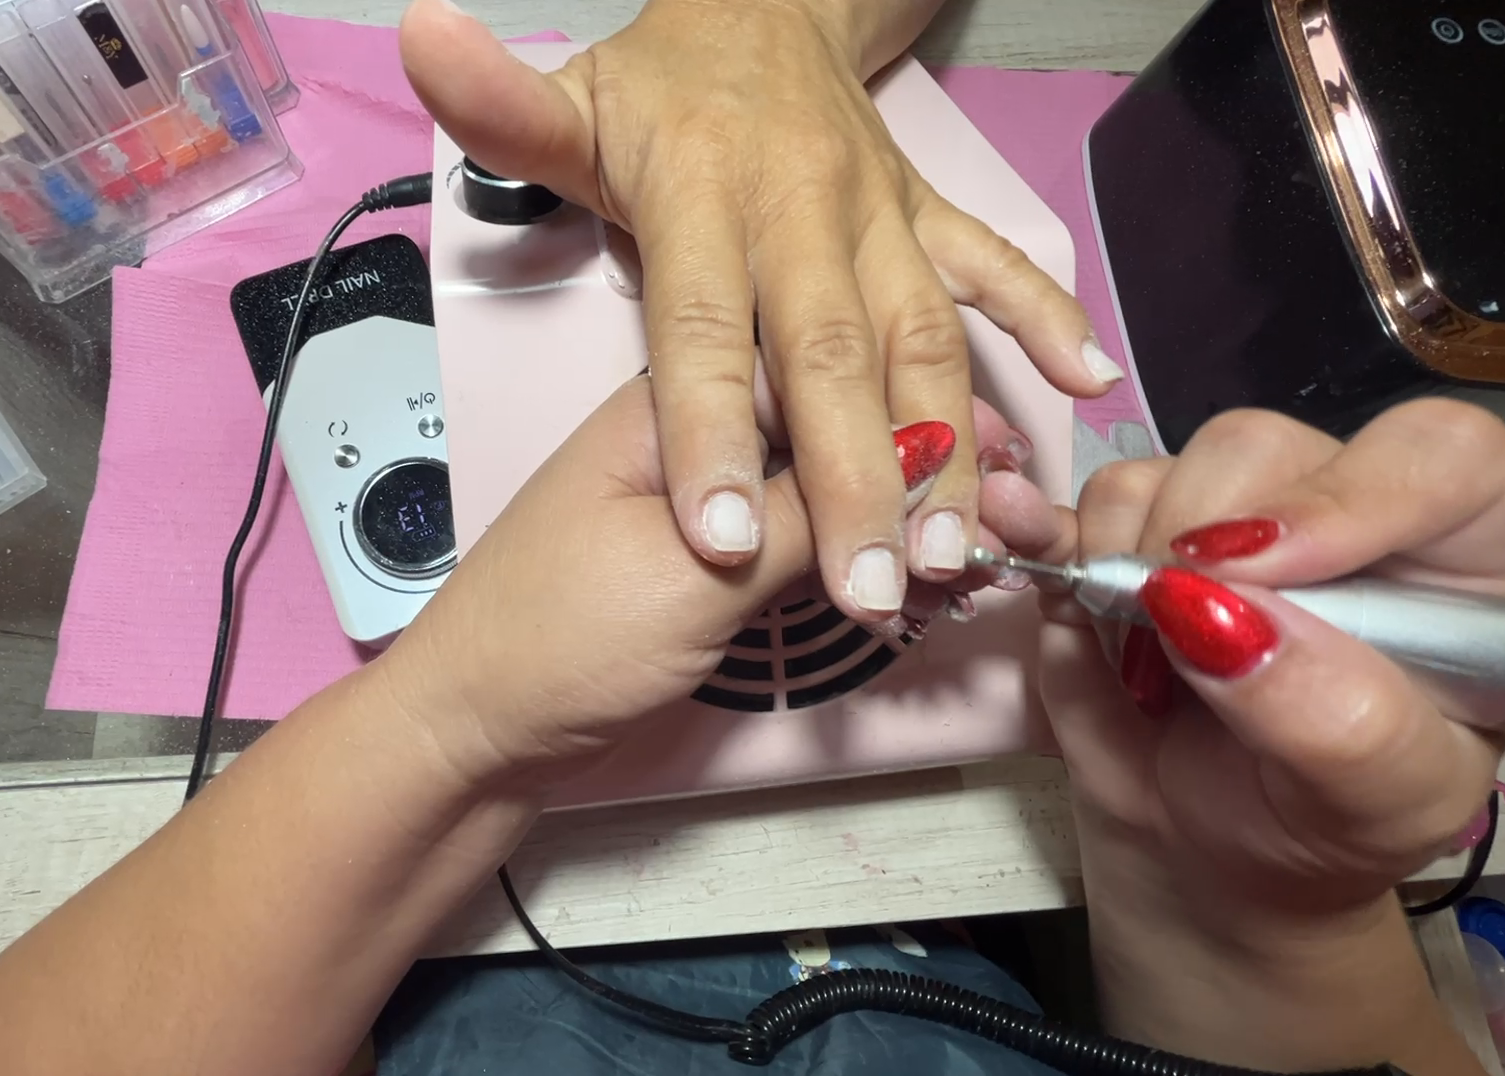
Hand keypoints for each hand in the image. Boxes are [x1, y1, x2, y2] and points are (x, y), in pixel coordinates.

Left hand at [377, 375, 1056, 787]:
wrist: (481, 726)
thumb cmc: (557, 638)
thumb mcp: (686, 570)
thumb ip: (802, 516)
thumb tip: (913, 473)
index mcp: (678, 402)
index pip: (819, 379)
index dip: (918, 417)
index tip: (1006, 458)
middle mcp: (700, 438)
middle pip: (839, 431)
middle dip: (939, 468)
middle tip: (1026, 509)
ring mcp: (710, 500)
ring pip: (833, 487)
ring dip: (917, 513)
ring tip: (1003, 541)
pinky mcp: (716, 560)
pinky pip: (810, 541)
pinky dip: (869, 553)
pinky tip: (927, 570)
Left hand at [399, 0, 1117, 633]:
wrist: (761, 8)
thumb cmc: (657, 92)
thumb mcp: (574, 109)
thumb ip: (505, 111)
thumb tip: (422, 39)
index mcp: (706, 196)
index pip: (702, 333)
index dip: (711, 433)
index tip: (719, 541)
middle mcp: (804, 212)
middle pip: (828, 362)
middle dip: (852, 482)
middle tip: (869, 590)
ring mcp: (879, 216)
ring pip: (922, 340)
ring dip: (947, 446)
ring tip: (959, 547)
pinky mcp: (927, 215)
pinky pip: (990, 269)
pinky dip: (1040, 322)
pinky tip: (1082, 386)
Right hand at [1039, 400, 1504, 922]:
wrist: (1195, 838)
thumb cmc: (1311, 822)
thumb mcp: (1375, 801)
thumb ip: (1329, 715)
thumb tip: (1201, 610)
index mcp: (1438, 562)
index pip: (1433, 460)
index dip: (1347, 492)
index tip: (1258, 569)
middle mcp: (1312, 520)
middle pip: (1252, 448)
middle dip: (1191, 535)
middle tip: (1168, 631)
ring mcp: (1191, 528)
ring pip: (1142, 476)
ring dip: (1114, 558)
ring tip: (1129, 651)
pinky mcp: (1102, 548)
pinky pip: (1059, 508)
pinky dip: (1033, 528)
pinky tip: (1035, 559)